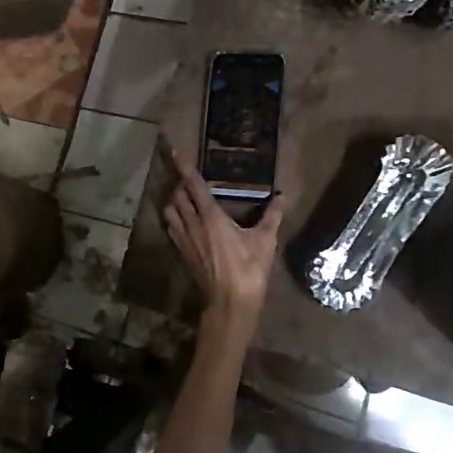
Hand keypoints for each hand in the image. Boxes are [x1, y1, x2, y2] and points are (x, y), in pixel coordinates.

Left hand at [162, 142, 285, 328]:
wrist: (229, 303)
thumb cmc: (249, 269)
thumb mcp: (265, 241)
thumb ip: (273, 216)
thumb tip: (282, 197)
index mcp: (211, 217)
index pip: (194, 185)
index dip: (184, 166)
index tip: (174, 150)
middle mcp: (193, 225)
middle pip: (177, 196)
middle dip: (181, 184)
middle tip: (190, 179)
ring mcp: (184, 240)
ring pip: (169, 211)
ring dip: (174, 200)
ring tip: (185, 198)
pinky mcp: (182, 253)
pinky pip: (171, 228)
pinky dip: (173, 218)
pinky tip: (183, 220)